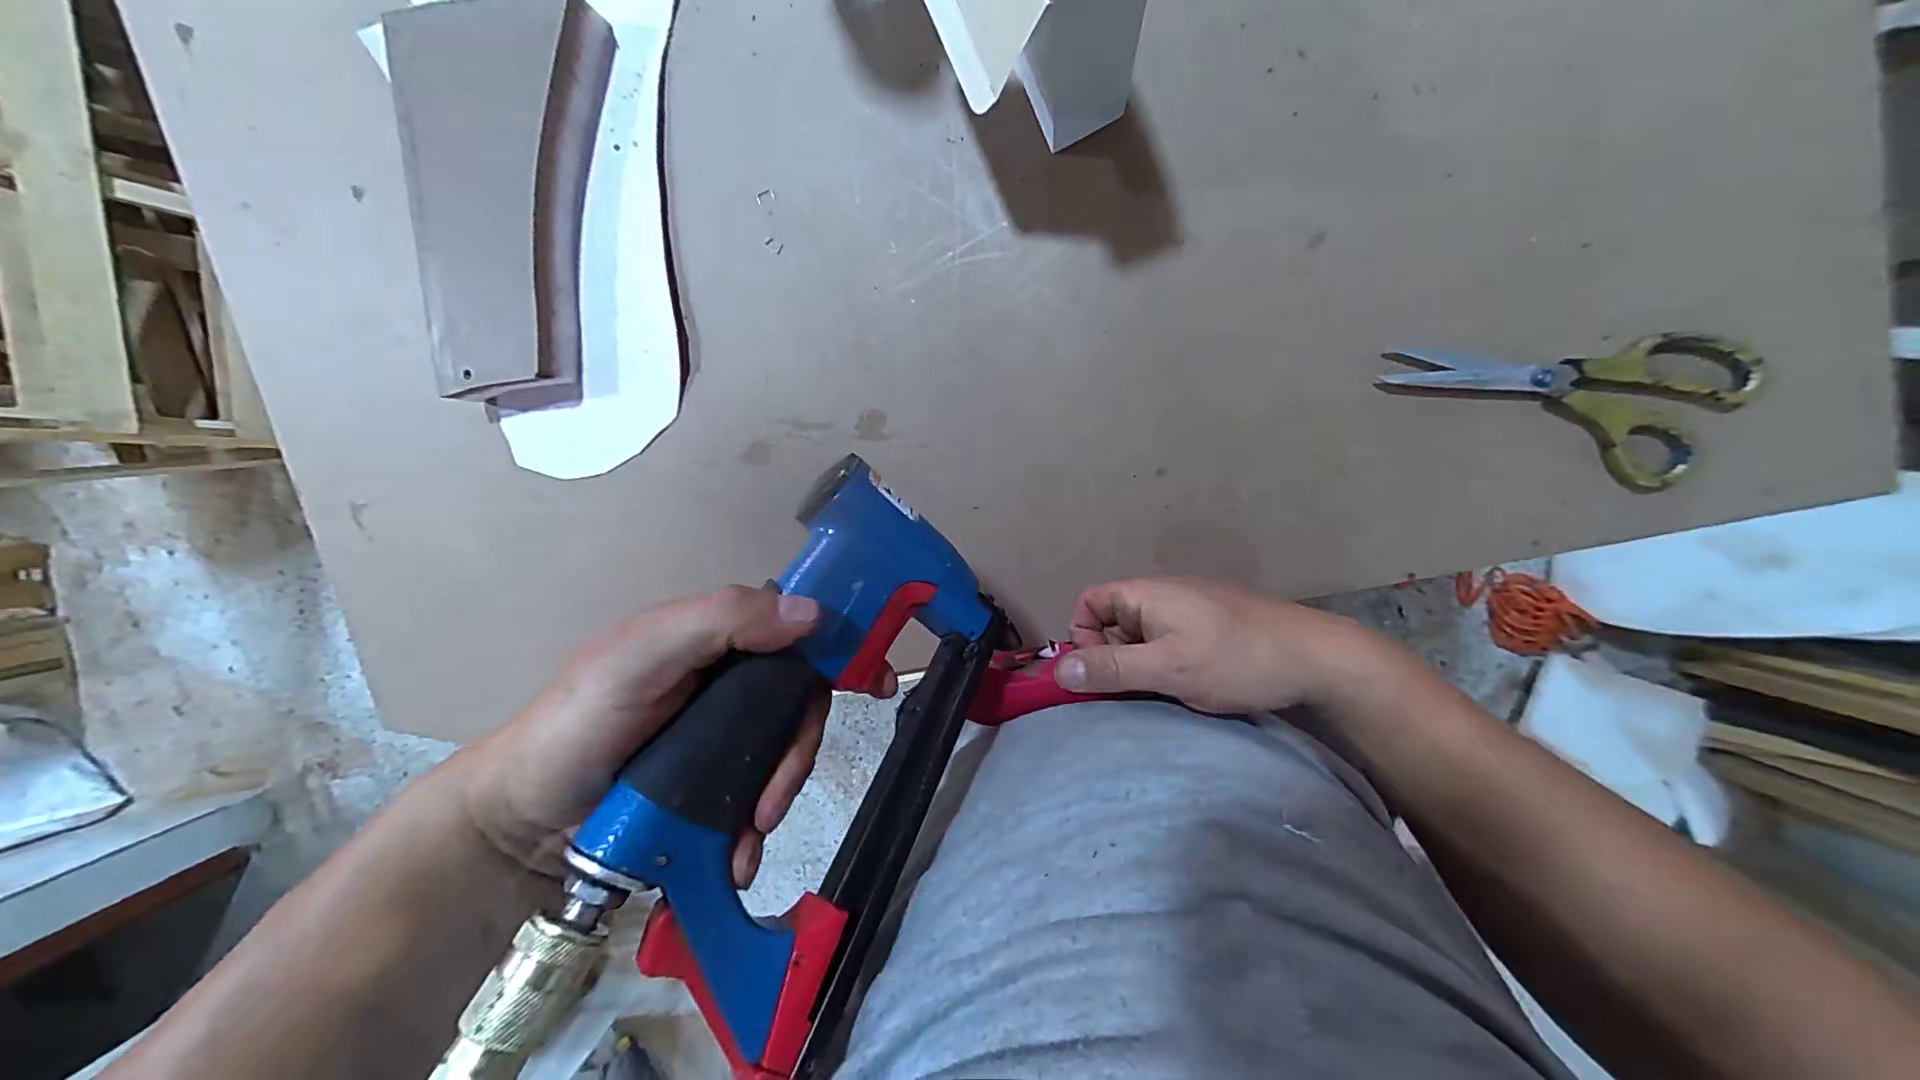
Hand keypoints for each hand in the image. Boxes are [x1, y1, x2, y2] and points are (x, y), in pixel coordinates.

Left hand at [462, 586, 894, 887]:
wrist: (520, 826)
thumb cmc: (580, 722)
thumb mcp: (642, 655)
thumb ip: (721, 620)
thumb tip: (814, 614)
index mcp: (716, 639)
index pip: (794, 629)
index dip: (839, 646)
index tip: (877, 681)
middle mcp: (728, 682)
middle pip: (799, 701)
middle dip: (798, 750)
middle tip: (776, 797)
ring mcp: (723, 738)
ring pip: (784, 754)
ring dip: (779, 796)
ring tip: (749, 837)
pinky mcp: (715, 787)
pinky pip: (759, 798)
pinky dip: (758, 828)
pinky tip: (738, 855)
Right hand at [1053, 576, 1384, 714]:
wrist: (1319, 657)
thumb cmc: (1235, 659)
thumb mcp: (1166, 669)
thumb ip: (1110, 668)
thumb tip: (1057, 669)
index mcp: (1145, 593)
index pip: (1088, 603)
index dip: (1082, 637)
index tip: (1100, 674)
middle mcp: (1164, 593)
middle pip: (1113, 621)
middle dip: (1113, 657)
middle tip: (1132, 692)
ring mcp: (1192, 608)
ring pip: (1143, 636)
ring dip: (1142, 664)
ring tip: (1165, 692)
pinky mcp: (1214, 624)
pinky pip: (1171, 641)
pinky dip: (1168, 663)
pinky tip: (1192, 685)